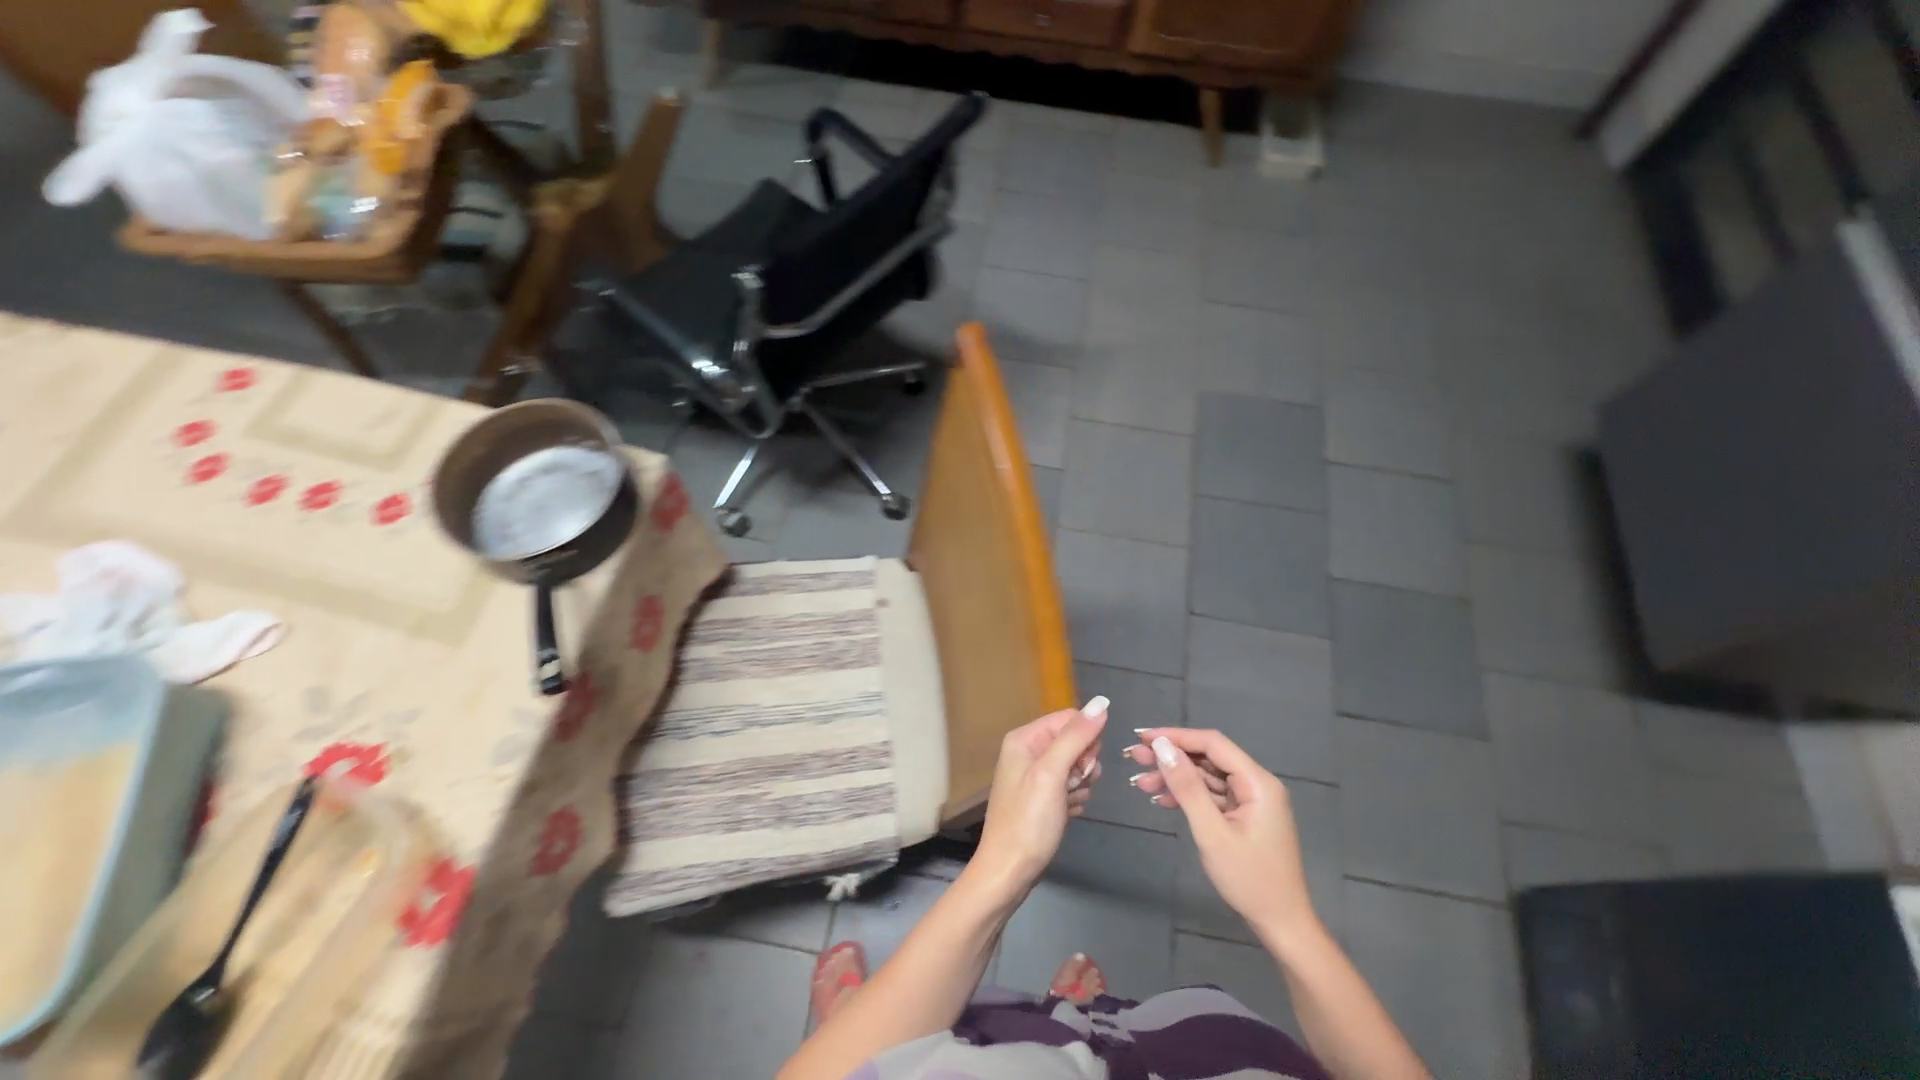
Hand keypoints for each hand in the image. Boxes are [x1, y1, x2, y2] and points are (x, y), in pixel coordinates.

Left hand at [972, 698, 1108, 892]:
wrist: (1010, 872)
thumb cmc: (1028, 822)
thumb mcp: (1052, 774)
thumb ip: (1076, 736)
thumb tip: (1102, 701)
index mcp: (1025, 738)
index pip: (1071, 719)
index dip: (1086, 740)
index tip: (1082, 766)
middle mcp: (1028, 752)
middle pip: (1077, 742)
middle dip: (1084, 765)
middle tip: (1071, 787)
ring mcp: (1035, 776)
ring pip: (1078, 766)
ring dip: (1081, 785)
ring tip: (1066, 804)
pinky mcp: (1043, 798)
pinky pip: (1072, 787)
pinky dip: (1075, 799)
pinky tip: (1065, 814)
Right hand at [1127, 728, 1318, 944]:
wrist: (1281, 922)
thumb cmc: (1249, 878)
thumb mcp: (1212, 832)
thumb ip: (1187, 787)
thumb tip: (1163, 748)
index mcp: (1258, 782)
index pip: (1213, 744)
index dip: (1176, 737)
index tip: (1142, 738)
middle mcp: (1257, 784)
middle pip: (1208, 759)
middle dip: (1171, 757)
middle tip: (1133, 758)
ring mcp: (1251, 801)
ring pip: (1207, 778)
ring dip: (1175, 779)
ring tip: (1139, 783)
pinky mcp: (1244, 817)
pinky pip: (1212, 797)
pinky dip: (1187, 797)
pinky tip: (1161, 801)